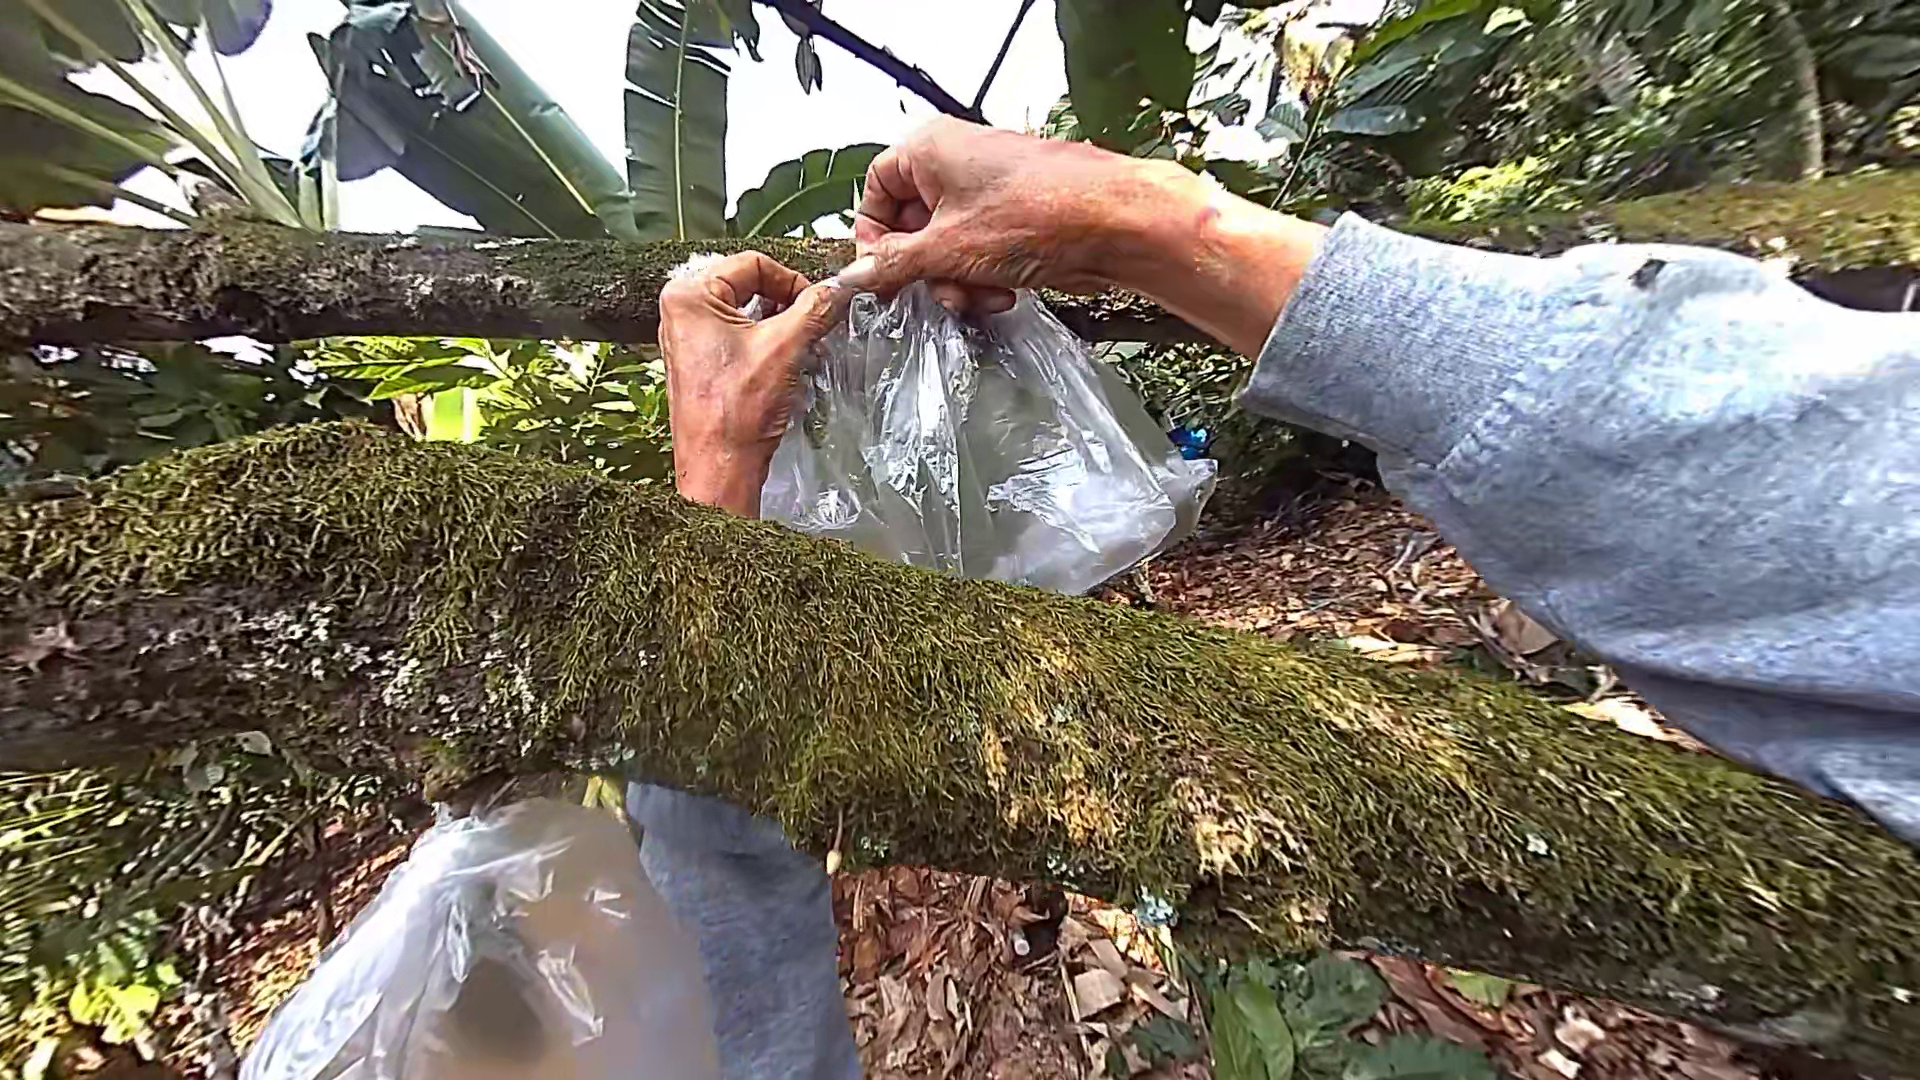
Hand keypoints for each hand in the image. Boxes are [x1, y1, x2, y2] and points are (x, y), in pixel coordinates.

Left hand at [658, 252, 845, 517]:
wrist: (720, 466)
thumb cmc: (736, 414)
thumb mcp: (785, 349)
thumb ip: (815, 309)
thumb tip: (839, 288)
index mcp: (689, 296)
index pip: (753, 263)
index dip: (792, 281)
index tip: (817, 304)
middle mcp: (683, 312)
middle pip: (749, 287)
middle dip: (787, 306)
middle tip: (811, 329)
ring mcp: (690, 339)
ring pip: (748, 314)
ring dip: (780, 327)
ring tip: (799, 351)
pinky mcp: (703, 363)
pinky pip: (740, 338)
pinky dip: (767, 346)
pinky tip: (782, 367)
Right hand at [842, 117, 1327, 357]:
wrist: (1110, 224)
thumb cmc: (1031, 216)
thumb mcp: (946, 248)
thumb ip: (894, 265)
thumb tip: (855, 277)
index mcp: (928, 151)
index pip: (876, 191)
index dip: (874, 238)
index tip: (882, 277)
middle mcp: (955, 166)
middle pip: (912, 227)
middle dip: (925, 272)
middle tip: (941, 295)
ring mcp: (986, 194)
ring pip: (945, 249)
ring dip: (957, 283)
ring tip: (982, 296)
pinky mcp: (1011, 222)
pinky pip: (977, 256)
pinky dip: (982, 279)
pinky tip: (1004, 292)